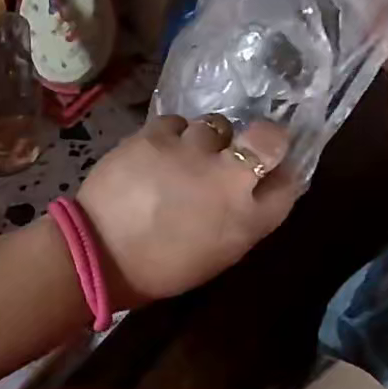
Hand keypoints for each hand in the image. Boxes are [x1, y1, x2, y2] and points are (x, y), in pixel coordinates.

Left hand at [76, 115, 300, 307]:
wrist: (99, 252)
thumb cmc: (162, 266)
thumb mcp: (219, 253)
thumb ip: (245, 218)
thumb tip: (256, 188)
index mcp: (247, 218)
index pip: (288, 182)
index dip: (281, 172)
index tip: (268, 172)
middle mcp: (227, 178)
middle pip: (269, 139)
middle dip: (264, 137)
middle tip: (244, 146)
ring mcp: (192, 150)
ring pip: (216, 125)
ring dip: (208, 138)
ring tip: (186, 154)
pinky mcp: (157, 134)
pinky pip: (178, 122)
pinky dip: (172, 135)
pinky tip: (159, 151)